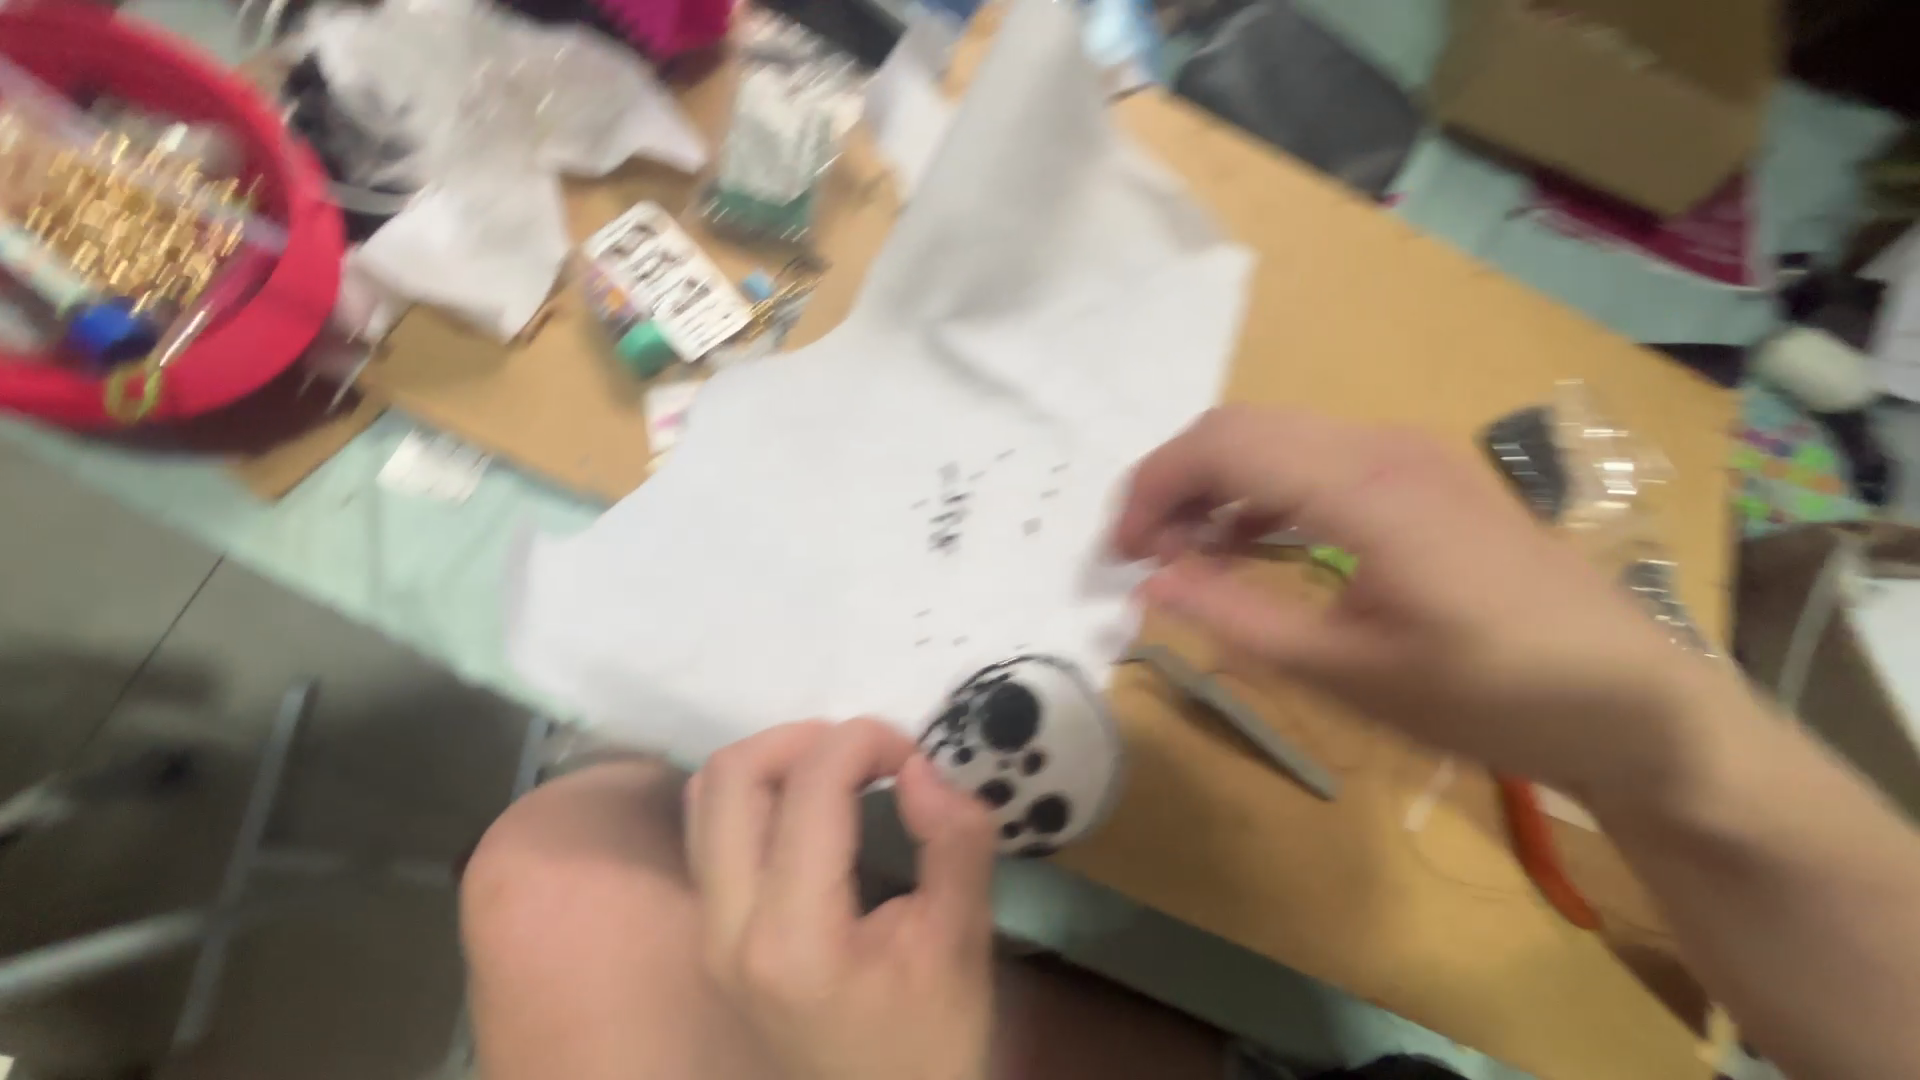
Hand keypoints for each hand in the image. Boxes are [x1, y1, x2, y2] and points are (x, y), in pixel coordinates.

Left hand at [686, 719, 997, 1079]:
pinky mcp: (709, 928)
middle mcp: (726, 926)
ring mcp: (707, 929)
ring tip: (843, 772)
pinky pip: (711, 825)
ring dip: (778, 757)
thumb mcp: (963, 943)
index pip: (810, 787)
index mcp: (794, 936)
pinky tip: (812, 804)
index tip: (915, 755)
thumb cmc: (929, 1044)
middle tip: (870, 754)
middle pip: (732, 774)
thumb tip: (921, 765)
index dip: (866, 741)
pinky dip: (760, 789)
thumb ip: (954, 841)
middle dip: (808, 736)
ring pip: (709, 793)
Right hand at [1113, 406, 1735, 804]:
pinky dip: (1256, 494)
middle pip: (1237, 430)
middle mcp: (1378, 445)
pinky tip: (1241, 543)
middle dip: (1171, 485)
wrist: (1636, 703)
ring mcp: (1403, 453)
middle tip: (1140, 557)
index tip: (1118, 555)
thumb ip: (1235, 617)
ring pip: (1270, 440)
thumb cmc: (1490, 696)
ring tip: (1179, 555)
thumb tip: (1148, 581)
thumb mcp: (1346, 671)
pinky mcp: (1417, 475)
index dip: (1151, 491)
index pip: (1219, 446)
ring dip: (1211, 487)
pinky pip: (1309, 461)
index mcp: (1361, 485)